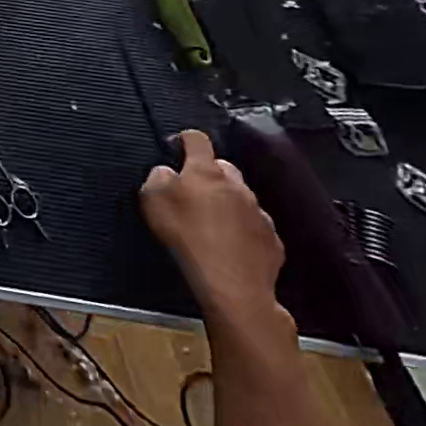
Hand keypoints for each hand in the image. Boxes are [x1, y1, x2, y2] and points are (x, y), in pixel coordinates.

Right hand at [140, 129, 283, 322]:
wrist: (233, 286)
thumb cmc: (187, 237)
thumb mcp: (152, 201)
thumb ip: (157, 177)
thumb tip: (167, 172)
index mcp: (206, 172)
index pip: (197, 139)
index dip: (183, 139)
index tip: (174, 148)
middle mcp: (237, 186)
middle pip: (222, 167)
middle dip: (207, 173)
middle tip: (190, 191)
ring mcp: (259, 213)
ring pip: (240, 195)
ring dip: (226, 200)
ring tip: (209, 222)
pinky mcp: (273, 240)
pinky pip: (254, 224)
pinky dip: (242, 226)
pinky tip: (229, 243)